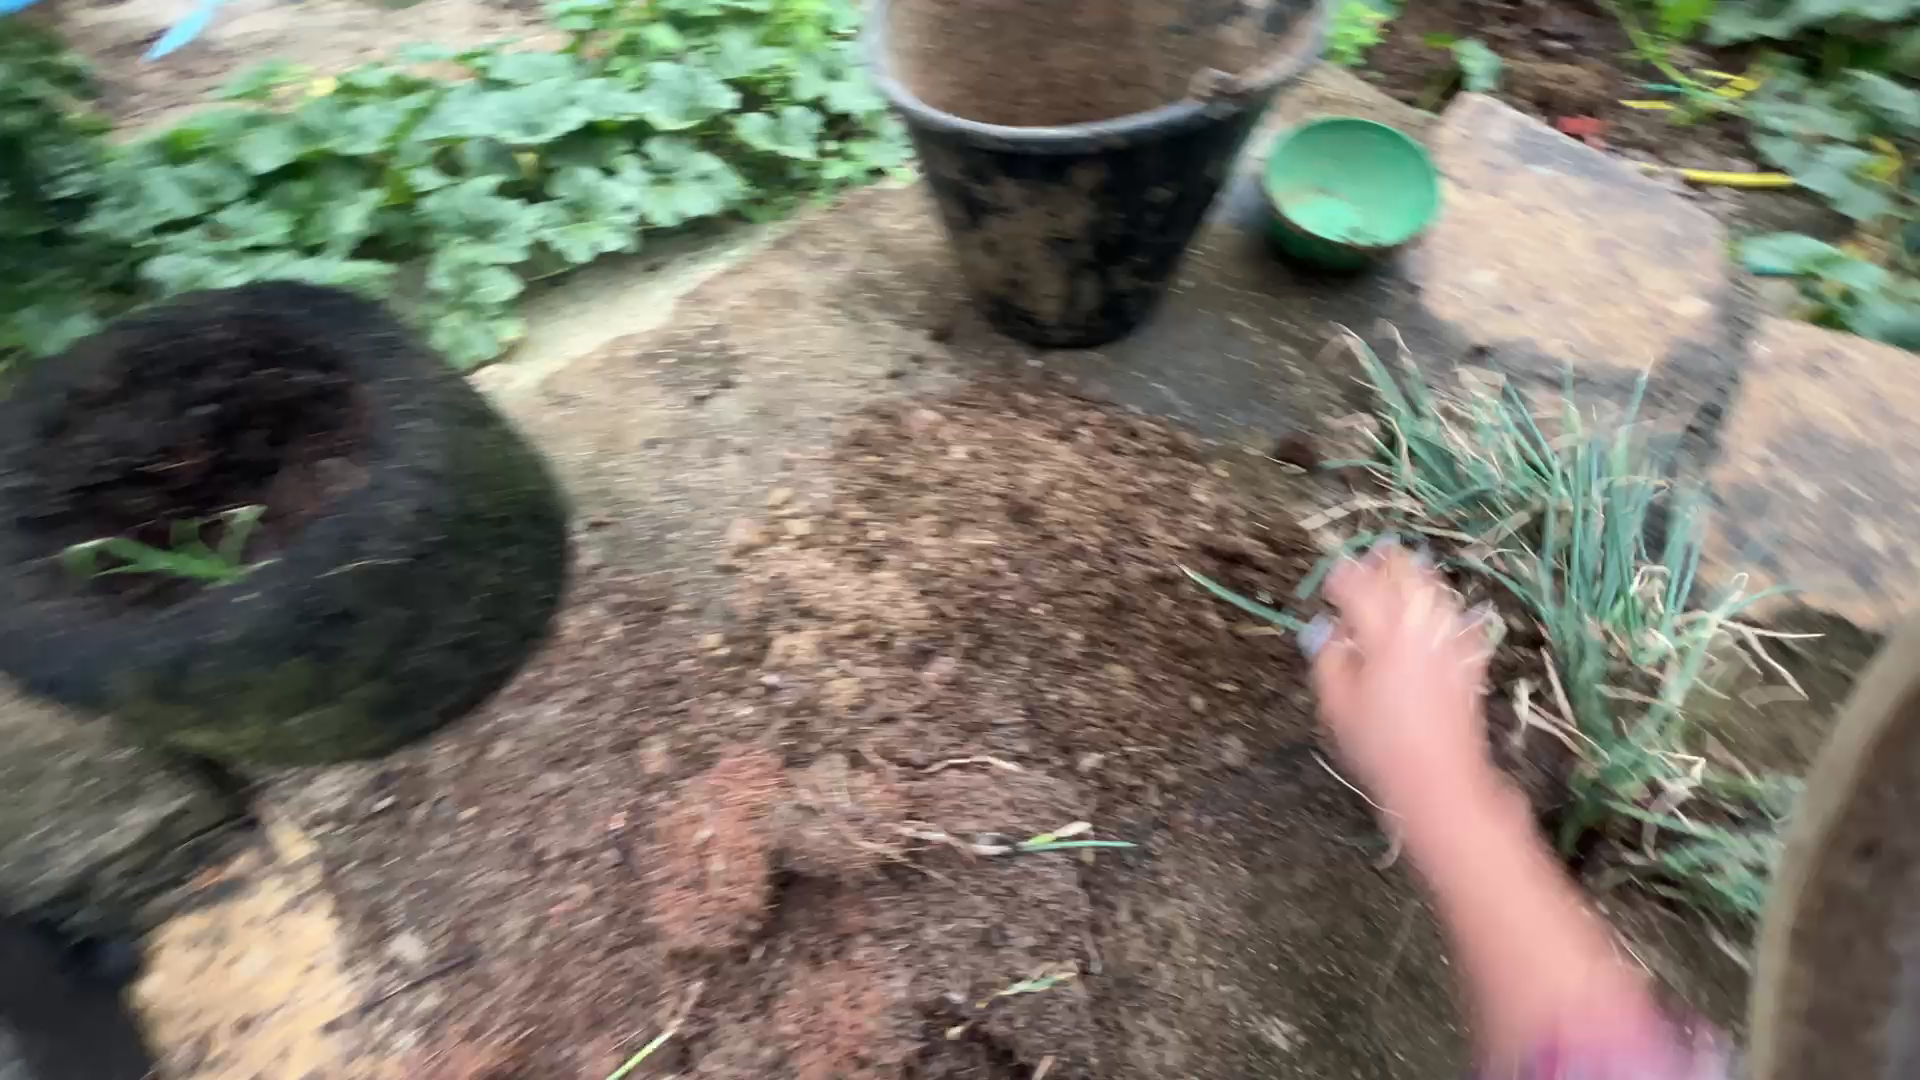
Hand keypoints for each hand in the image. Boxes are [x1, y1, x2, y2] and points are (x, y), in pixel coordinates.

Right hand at [1307, 543, 1497, 818]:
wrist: (1440, 778)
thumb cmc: (1379, 743)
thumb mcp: (1336, 703)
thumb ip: (1331, 659)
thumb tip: (1332, 632)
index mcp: (1382, 637)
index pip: (1359, 590)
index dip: (1342, 577)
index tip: (1331, 574)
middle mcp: (1419, 632)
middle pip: (1405, 582)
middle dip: (1387, 563)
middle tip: (1373, 553)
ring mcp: (1448, 645)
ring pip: (1435, 595)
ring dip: (1418, 577)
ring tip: (1406, 565)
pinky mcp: (1468, 663)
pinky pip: (1461, 622)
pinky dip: (1448, 608)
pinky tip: (1443, 607)